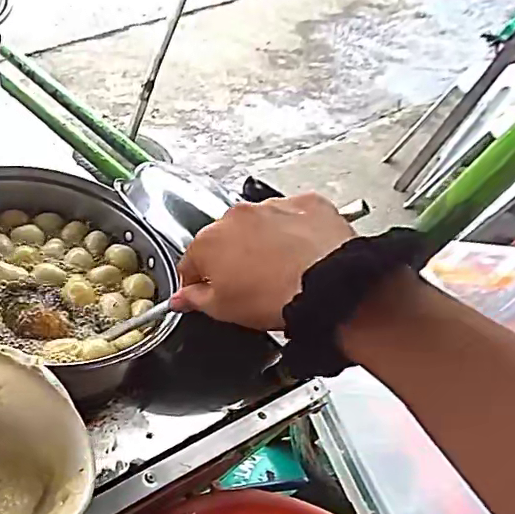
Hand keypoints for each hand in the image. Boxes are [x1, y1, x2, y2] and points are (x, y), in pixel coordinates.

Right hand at [171, 193, 353, 330]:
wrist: (331, 286)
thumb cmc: (275, 295)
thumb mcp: (220, 309)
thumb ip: (193, 299)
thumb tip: (183, 297)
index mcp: (207, 242)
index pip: (189, 264)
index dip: (197, 283)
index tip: (207, 293)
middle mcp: (235, 217)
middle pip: (221, 240)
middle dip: (228, 260)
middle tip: (245, 284)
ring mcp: (271, 207)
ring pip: (255, 226)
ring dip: (258, 243)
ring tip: (275, 270)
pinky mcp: (306, 204)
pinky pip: (290, 216)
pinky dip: (290, 231)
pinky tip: (296, 253)